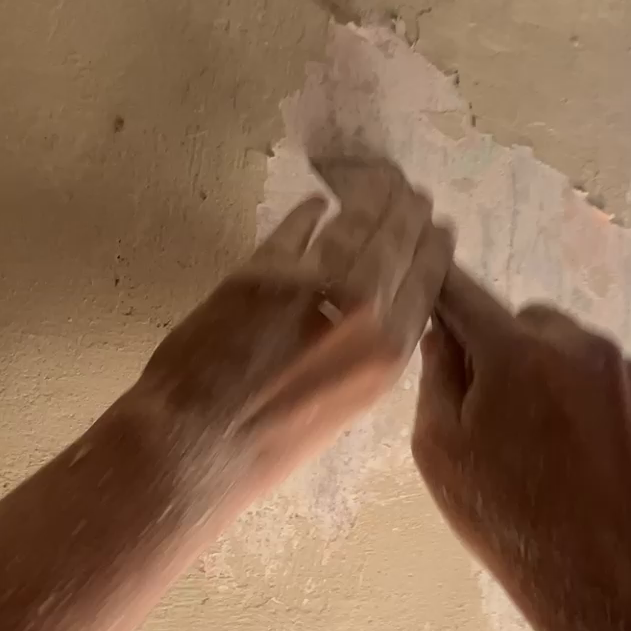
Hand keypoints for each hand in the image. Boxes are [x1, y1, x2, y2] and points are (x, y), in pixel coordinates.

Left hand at [126, 158, 452, 503]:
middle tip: (410, 189)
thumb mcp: (335, 411)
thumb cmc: (264, 450)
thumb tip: (361, 320)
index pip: (426, 283)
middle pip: (396, 243)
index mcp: (385, 356)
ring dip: (368, 197)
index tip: (437, 229)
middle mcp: (360, 312)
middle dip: (406, 210)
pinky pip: (293, 229)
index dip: (432, 250)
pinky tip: (316, 203)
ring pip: (353, 225)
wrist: (194, 446)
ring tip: (378, 180)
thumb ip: (358, 360)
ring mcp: (310, 284)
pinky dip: (305, 214)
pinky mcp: (259, 271)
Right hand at [411, 270, 630, 630]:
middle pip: (523, 320)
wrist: (615, 582)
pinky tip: (577, 452)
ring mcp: (629, 373)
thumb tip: (442, 334)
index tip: (426, 270)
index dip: (441, 284)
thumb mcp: (440, 451)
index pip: (466, 297)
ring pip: (569, 348)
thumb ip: (437, 378)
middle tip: (488, 408)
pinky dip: (582, 396)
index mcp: (517, 354)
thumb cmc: (506, 516)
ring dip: (544, 371)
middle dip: (500, 347)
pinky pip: (605, 378)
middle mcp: (581, 346)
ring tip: (537, 439)